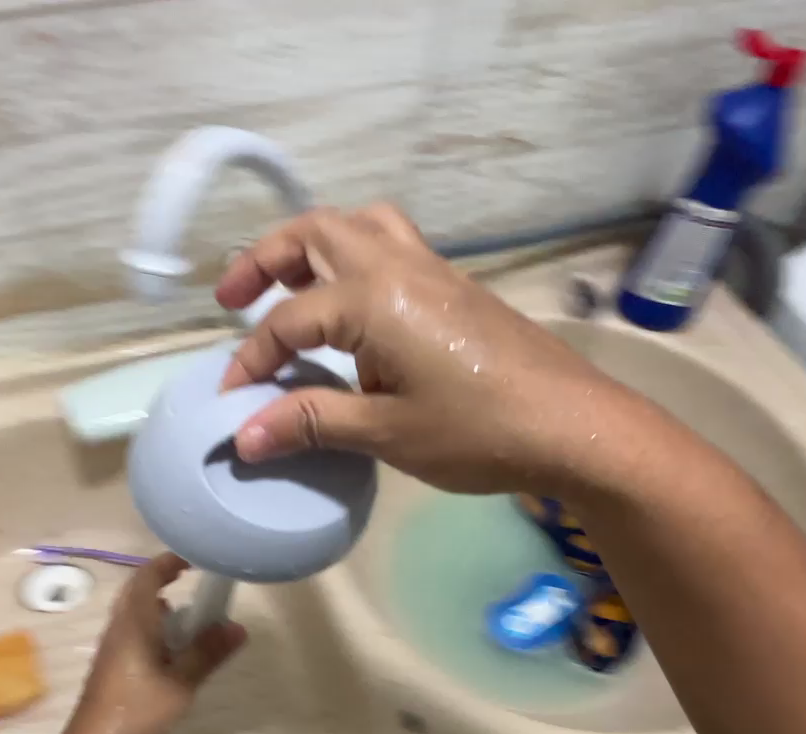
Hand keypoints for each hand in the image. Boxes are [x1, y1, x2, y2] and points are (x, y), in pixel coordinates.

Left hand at [34, 554, 246, 733]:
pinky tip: (171, 650)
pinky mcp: (112, 664)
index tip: (194, 557)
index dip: (169, 562)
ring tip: (189, 617)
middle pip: (138, 590)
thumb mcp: (180, 683)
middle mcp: (119, 626)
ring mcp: (112, 645)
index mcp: (134, 623)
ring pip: (135, 612)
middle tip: (194, 581)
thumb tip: (237, 627)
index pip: (147, 576)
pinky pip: (133, 630)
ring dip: (159, 605)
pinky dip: (154, 626)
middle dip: (164, 580)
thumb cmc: (136, 711)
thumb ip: (207, 653)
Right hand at [215, 204, 623, 495]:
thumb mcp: (387, 433)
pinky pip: (391, 246)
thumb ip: (312, 423)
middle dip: (264, 260)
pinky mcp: (454, 288)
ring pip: (359, 225)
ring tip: (288, 286)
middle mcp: (400, 266)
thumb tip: (243, 436)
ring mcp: (432, 271)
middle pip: (316, 232)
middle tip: (232, 300)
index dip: (252, 360)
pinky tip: (350, 310)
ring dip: (313, 246)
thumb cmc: (479, 432)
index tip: (230, 400)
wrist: (574, 427)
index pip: (290, 321)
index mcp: (376, 299)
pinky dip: (352, 259)